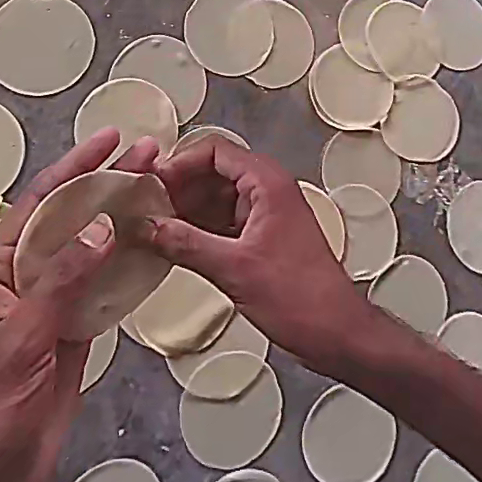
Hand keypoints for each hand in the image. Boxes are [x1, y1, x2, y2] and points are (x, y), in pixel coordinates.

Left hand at [0, 129, 161, 481]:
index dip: (76, 168)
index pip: (41, 203)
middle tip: (149, 156)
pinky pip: (106, 287)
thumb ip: (62, 278)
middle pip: (73, 220)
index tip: (109, 141)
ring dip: (124, 221)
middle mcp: (27, 277)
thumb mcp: (22, 333)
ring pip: (94, 250)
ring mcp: (54, 303)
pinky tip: (155, 247)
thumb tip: (101, 226)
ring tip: (158, 192)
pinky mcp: (75, 330)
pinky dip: (130, 265)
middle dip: (108, 186)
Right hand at [143, 139, 379, 377]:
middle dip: (180, 188)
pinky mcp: (263, 238)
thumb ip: (186, 244)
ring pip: (218, 199)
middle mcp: (268, 191)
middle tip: (145, 208)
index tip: (152, 184)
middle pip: (214, 172)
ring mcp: (266, 214)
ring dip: (187, 210)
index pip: (216, 151)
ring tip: (153, 227)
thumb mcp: (234, 268)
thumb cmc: (298, 296)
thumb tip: (145, 227)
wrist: (335, 330)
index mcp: (268, 184)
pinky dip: (200, 230)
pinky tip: (175, 245)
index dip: (181, 164)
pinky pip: (224, 222)